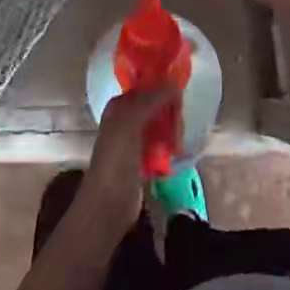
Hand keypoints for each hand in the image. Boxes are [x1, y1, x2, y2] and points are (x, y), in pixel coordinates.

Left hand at [80, 86, 178, 225]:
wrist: (108, 204)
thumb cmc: (116, 160)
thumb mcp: (130, 123)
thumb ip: (150, 100)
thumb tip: (174, 84)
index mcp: (120, 106)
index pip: (147, 88)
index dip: (164, 90)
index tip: (181, 100)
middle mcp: (126, 119)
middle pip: (156, 107)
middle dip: (171, 115)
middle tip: (178, 130)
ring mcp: (134, 140)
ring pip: (161, 126)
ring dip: (172, 132)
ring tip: (177, 147)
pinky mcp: (143, 159)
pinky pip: (162, 145)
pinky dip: (170, 147)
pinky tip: (176, 155)